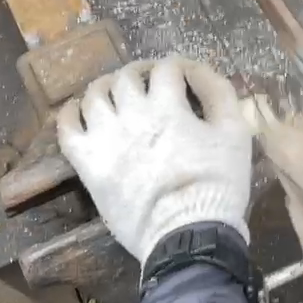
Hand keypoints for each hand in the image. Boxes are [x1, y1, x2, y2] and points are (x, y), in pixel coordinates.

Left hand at [57, 55, 252, 263]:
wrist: (187, 235)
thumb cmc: (216, 185)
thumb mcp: (235, 134)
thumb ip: (219, 94)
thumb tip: (198, 70)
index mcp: (167, 105)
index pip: (167, 68)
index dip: (177, 67)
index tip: (183, 76)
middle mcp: (130, 114)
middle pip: (126, 76)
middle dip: (140, 72)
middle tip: (149, 82)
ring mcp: (104, 138)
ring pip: (94, 95)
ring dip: (106, 87)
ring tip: (115, 95)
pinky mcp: (87, 164)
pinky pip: (67, 128)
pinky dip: (70, 113)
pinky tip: (79, 112)